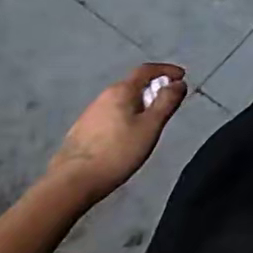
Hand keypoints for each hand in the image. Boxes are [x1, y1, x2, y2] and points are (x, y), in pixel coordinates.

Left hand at [42, 63, 186, 204]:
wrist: (71, 182)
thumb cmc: (117, 152)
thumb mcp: (150, 127)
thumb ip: (166, 102)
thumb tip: (179, 84)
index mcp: (121, 91)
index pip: (147, 70)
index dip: (166, 70)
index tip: (182, 77)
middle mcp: (104, 96)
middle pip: (134, 85)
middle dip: (153, 89)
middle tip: (167, 105)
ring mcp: (90, 113)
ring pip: (121, 101)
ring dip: (139, 104)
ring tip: (149, 124)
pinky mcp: (82, 130)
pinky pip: (111, 114)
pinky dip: (125, 116)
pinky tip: (125, 137)